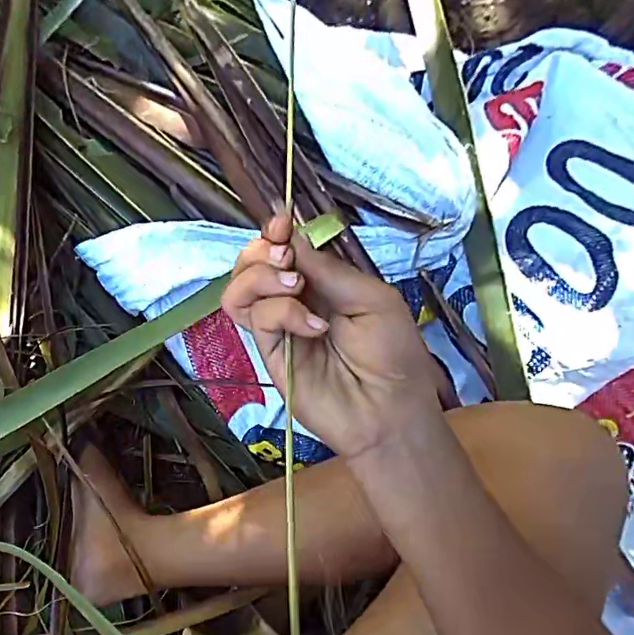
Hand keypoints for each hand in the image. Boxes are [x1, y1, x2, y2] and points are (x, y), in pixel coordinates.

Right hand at [222, 210, 445, 457]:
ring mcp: (280, 332)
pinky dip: (282, 312)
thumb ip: (328, 269)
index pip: (282, 250)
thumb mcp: (371, 298)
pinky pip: (258, 320)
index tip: (281, 222)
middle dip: (261, 251)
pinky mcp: (273, 358)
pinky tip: (314, 326)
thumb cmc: (393, 355)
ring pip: (240, 292)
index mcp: (321, 285)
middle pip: (250, 266)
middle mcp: (294, 304)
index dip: (275, 232)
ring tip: (296, 286)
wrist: (391, 412)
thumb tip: (290, 235)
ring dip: (261, 277)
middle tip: (287, 257)